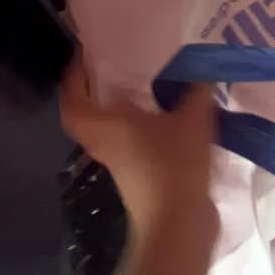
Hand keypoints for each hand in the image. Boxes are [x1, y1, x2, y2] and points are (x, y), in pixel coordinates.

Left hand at [60, 58, 218, 258]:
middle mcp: (106, 142)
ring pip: (105, 128)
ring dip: (114, 107)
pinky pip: (126, 139)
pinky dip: (134, 122)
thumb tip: (201, 66)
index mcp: (108, 126)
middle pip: (86, 115)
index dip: (73, 77)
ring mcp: (120, 160)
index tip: (84, 54)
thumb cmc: (175, 164)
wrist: (178, 221)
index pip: (73, 101)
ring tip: (139, 80)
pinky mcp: (136, 173)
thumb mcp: (193, 116)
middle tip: (110, 63)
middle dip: (92, 90)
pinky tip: (162, 111)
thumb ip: (196, 88)